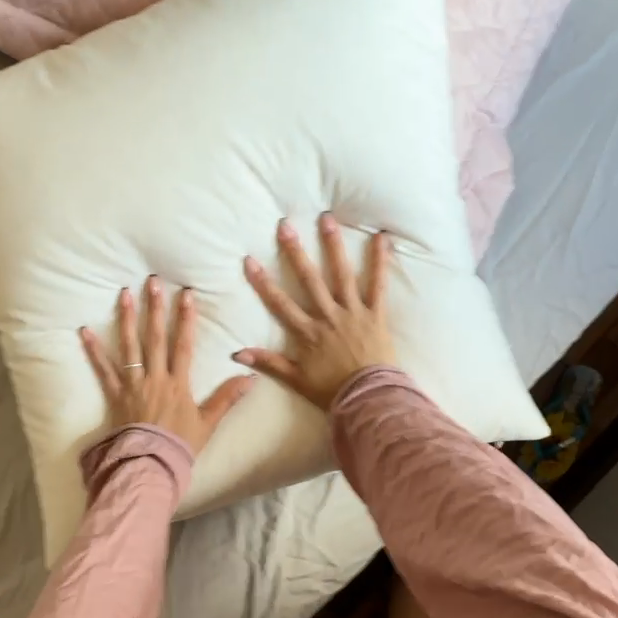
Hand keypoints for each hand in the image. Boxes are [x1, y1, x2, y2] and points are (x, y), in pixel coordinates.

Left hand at [80, 276, 254, 455]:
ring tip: (124, 294)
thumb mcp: (208, 423)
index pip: (183, 345)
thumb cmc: (179, 445)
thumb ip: (227, 398)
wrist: (150, 464)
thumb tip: (250, 377)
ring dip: (126, 319)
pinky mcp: (115, 395)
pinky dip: (94, 351)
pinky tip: (85, 331)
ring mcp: (133, 385)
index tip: (186, 294)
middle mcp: (155, 378)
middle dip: (155, 308)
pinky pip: (103, 370)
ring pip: (130, 347)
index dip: (185, 319)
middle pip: (155, 338)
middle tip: (152, 282)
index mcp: (178, 384)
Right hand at [234, 213, 396, 407]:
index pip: (280, 303)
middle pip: (309, 280)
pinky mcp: (376, 314)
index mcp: (308, 332)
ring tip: (327, 219)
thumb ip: (268, 363)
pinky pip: (378, 285)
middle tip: (285, 225)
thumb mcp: (296, 379)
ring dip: (333, 246)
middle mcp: (328, 316)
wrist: (369, 398)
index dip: (263, 281)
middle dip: (295, 252)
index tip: (249, 259)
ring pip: (341, 274)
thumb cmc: (332, 391)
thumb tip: (236, 353)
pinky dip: (380, 262)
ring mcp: (353, 313)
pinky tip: (381, 238)